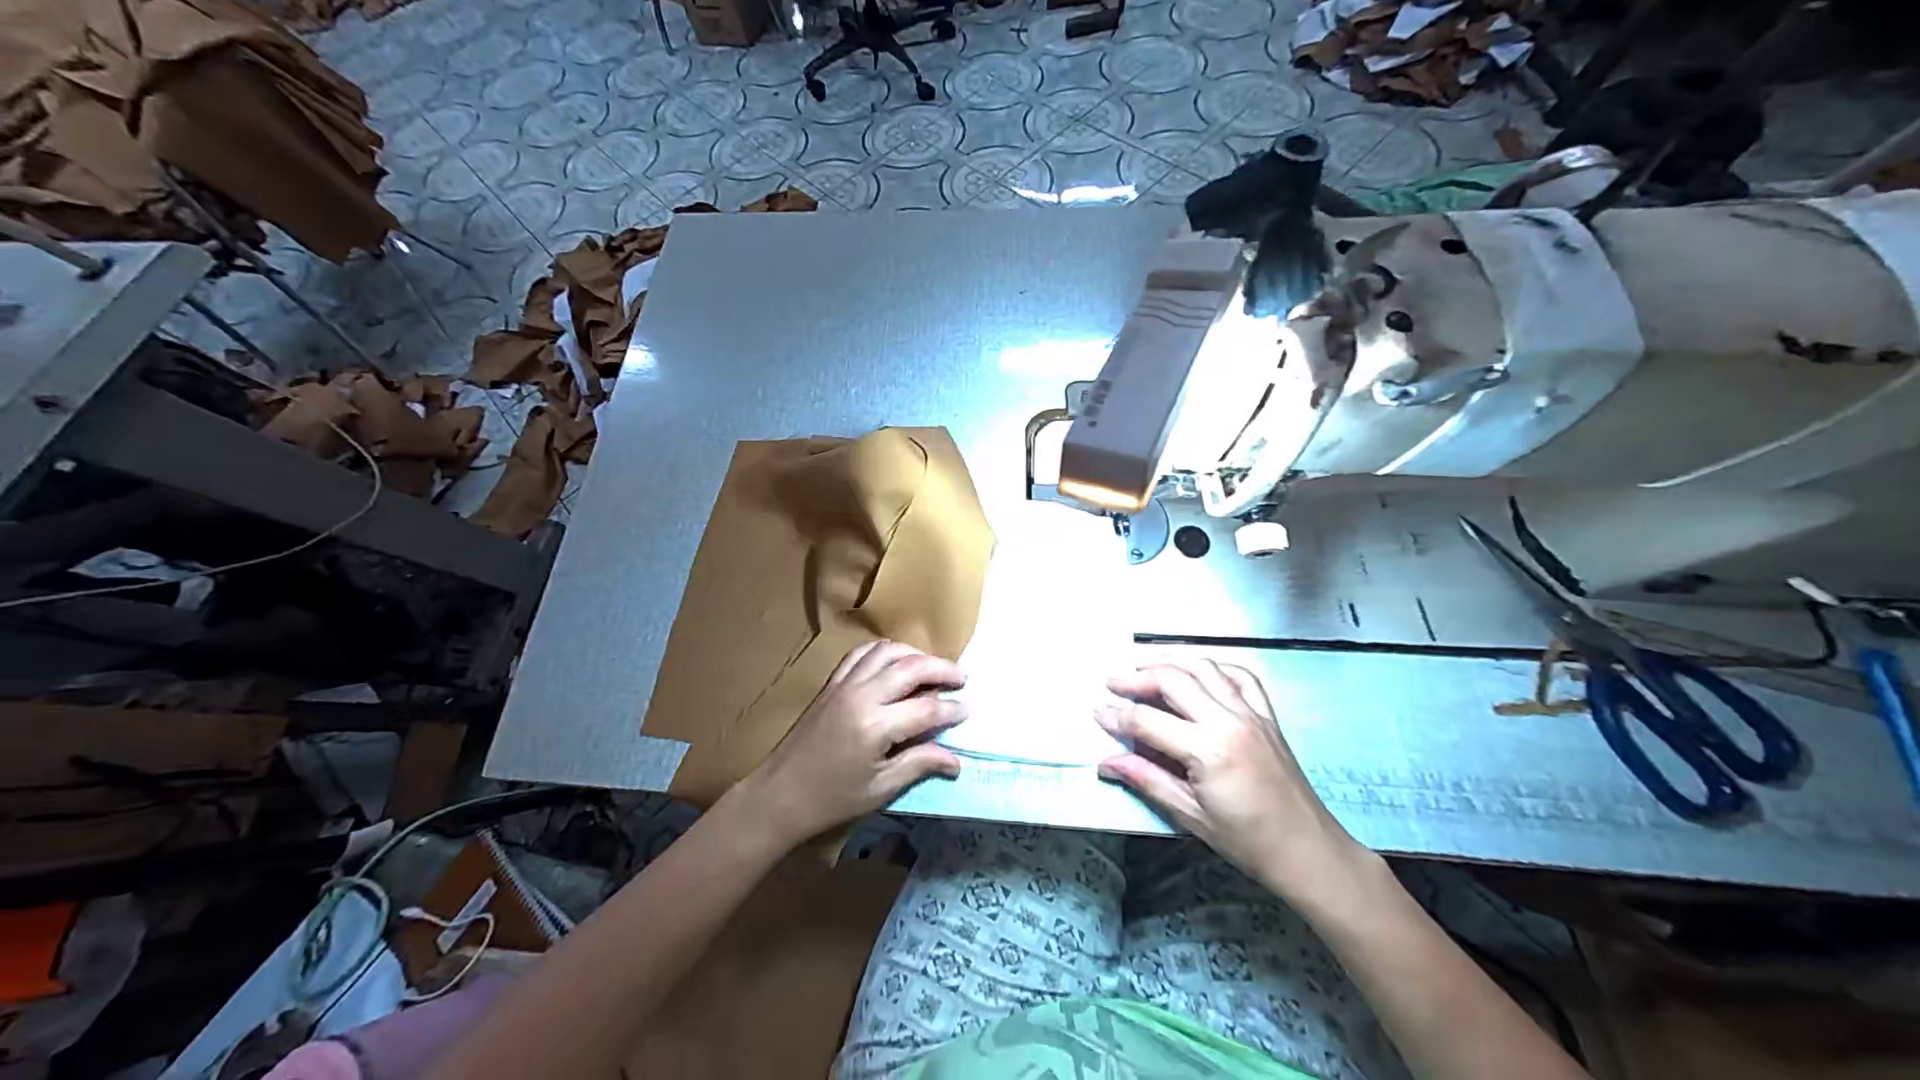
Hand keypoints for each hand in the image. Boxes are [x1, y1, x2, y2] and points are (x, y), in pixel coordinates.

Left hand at [734, 640, 967, 847]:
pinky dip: (885, 651)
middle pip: (912, 667)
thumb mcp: (881, 789)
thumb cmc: (832, 798)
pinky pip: (862, 653)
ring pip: (888, 652)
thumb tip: (956, 760)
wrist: (780, 794)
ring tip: (932, 667)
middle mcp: (862, 696)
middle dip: (942, 669)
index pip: (927, 708)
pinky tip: (896, 661)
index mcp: (876, 726)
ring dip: (915, 654)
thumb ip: (920, 764)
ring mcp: (845, 684)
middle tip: (962, 679)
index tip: (967, 711)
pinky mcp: (832, 682)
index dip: (952, 709)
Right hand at [1095, 659, 1369, 898]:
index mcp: (1209, 750)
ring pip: (1204, 667)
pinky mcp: (1266, 715)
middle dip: (1138, 677)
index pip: (1149, 721)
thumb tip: (1107, 763)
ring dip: (1170, 662)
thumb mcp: (1189, 815)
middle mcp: (1230, 721)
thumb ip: (1146, 780)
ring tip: (1144, 667)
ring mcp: (1252, 713)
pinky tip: (1195, 671)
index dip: (1118, 715)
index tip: (1097, 711)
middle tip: (1114, 683)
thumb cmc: (1247, 841)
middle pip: (1174, 680)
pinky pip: (1238, 675)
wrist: (1307, 851)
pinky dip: (1212, 666)